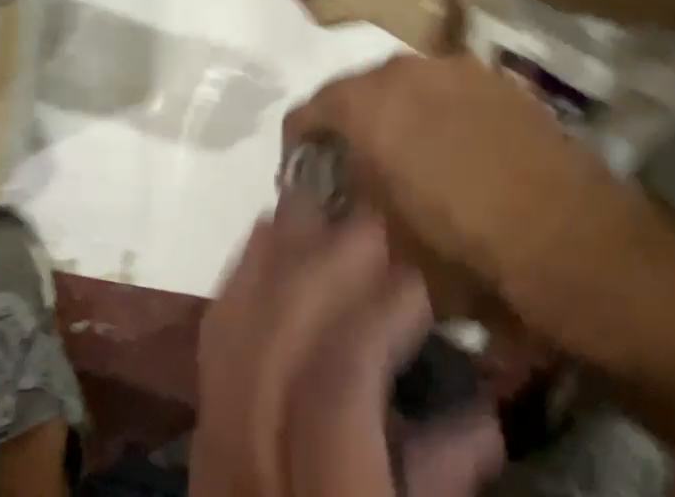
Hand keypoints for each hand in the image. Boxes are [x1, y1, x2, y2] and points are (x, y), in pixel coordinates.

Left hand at [191, 193, 502, 496]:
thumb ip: (433, 491)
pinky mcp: (202, 450)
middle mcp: (248, 472)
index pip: (331, 396)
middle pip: (267, 351)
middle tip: (363, 215)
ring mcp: (212, 458)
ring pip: (227, 341)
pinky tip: (257, 253)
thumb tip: (473, 422)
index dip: (372, 325)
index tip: (415, 274)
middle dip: (314, 272)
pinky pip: (210, 354)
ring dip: (266, 265)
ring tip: (303, 206)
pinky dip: (237, 292)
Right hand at [281, 56, 643, 340]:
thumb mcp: (385, 232)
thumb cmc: (462, 244)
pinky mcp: (505, 85)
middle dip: (348, 123)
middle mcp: (404, 71)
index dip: (297, 145)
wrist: (575, 244)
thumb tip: (343, 183)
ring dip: (397, 115)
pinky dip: (441, 115)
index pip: (307, 112)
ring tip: (408, 156)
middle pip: (355, 91)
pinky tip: (457, 153)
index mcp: (363, 103)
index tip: (301, 173)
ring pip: (407, 86)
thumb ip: (352, 194)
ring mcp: (460, 71)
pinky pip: (453, 93)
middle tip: (354, 163)